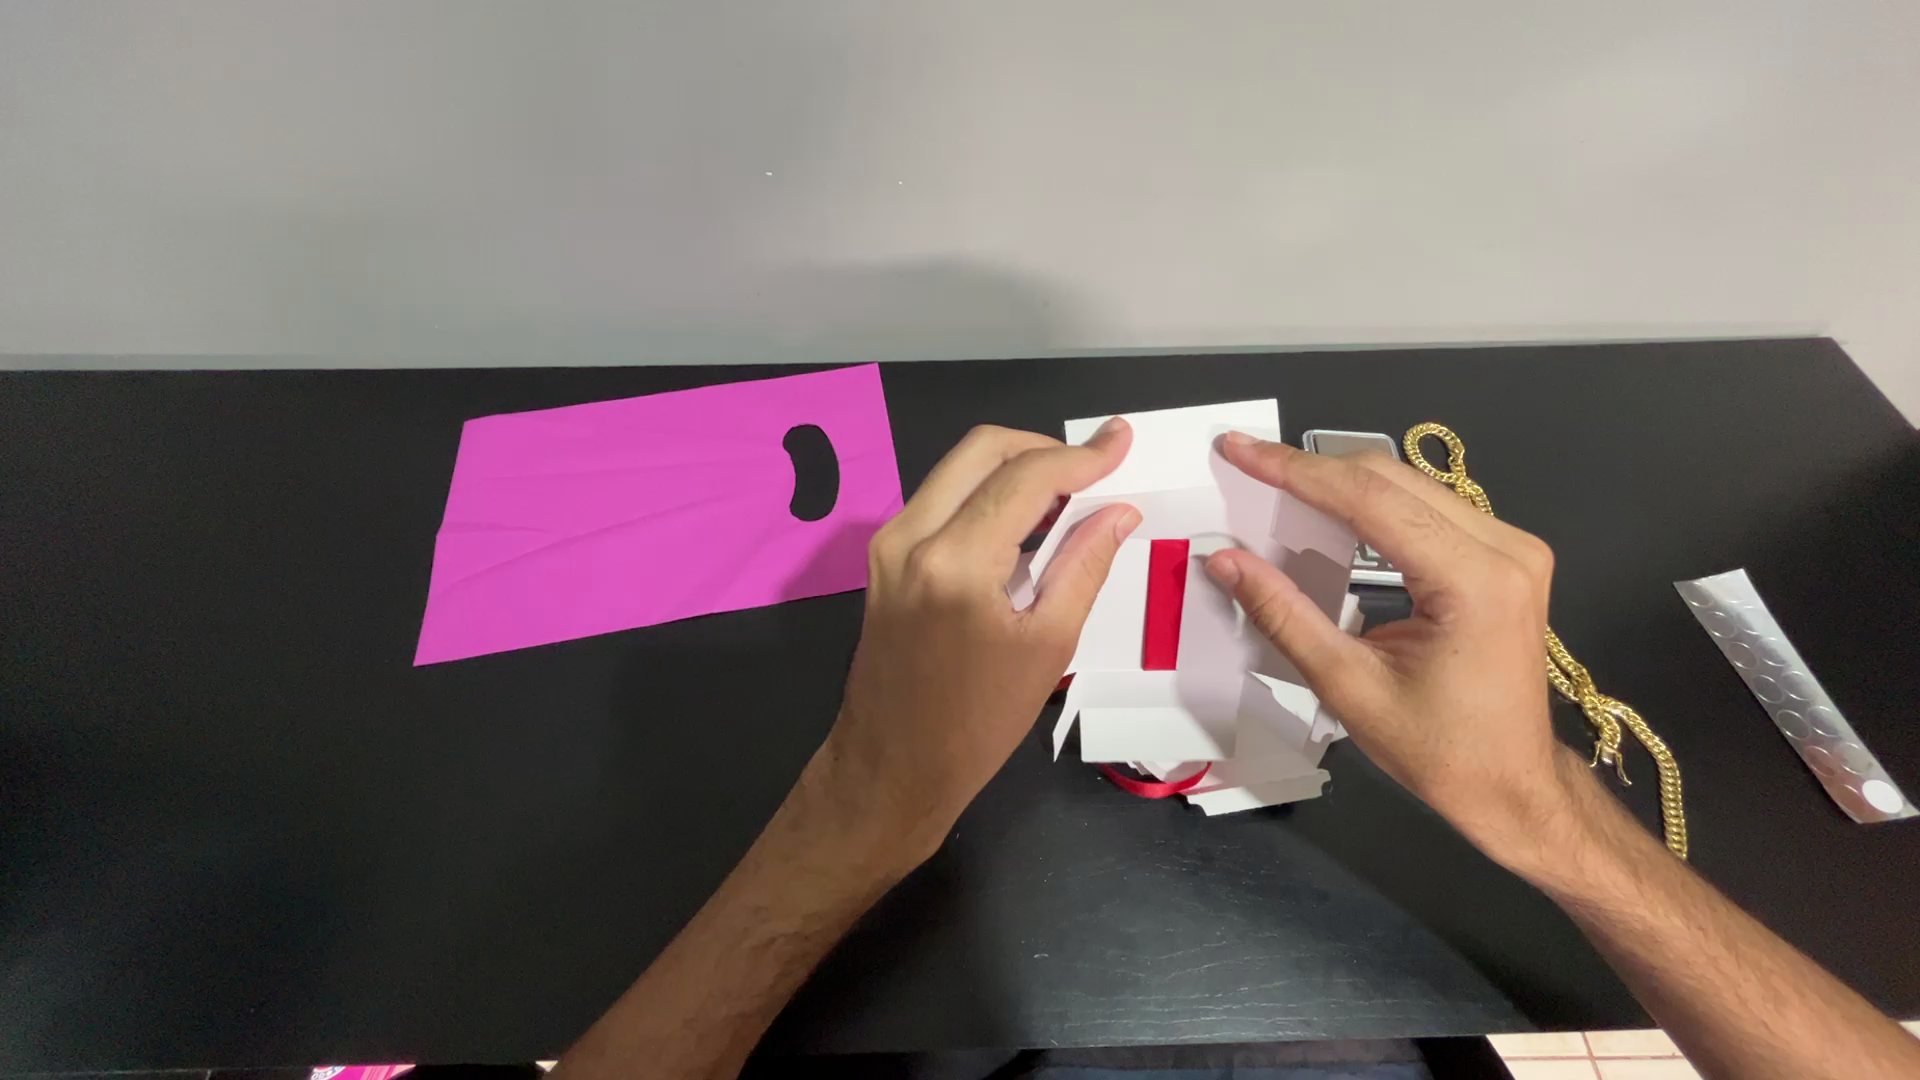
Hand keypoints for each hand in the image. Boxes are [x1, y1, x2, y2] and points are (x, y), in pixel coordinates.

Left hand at [800, 421, 1141, 868]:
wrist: (891, 766)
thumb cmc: (977, 723)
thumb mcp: (1047, 647)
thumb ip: (1084, 565)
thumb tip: (1119, 511)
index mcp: (955, 562)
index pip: (1025, 477)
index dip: (1081, 455)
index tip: (1120, 440)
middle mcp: (910, 535)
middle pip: (981, 449)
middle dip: (1042, 448)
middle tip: (1091, 470)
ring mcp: (888, 543)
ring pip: (957, 468)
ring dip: (1013, 469)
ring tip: (1065, 499)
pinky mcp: (883, 557)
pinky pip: (940, 499)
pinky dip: (984, 494)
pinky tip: (1021, 524)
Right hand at [1203, 432, 1578, 865]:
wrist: (1512, 783)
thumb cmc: (1436, 747)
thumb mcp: (1345, 684)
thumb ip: (1282, 613)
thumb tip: (1223, 559)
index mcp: (1474, 582)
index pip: (1371, 502)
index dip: (1296, 471)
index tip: (1240, 449)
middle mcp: (1504, 549)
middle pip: (1390, 479)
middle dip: (1309, 465)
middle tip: (1245, 458)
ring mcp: (1511, 547)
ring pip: (1406, 484)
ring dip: (1335, 478)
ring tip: (1273, 477)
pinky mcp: (1501, 555)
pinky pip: (1423, 505)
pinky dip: (1364, 500)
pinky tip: (1323, 506)